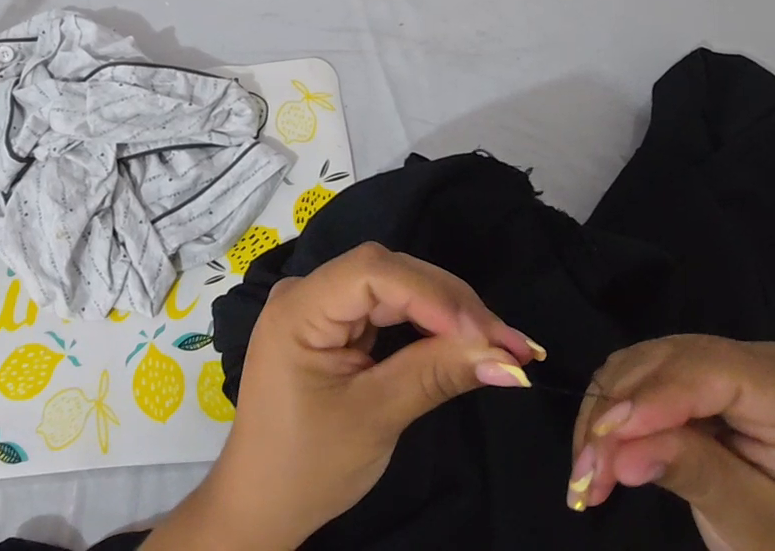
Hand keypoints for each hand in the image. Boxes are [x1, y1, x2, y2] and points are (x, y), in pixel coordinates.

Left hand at [144, 243, 539, 550]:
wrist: (263, 502)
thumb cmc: (308, 465)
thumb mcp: (375, 418)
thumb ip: (436, 374)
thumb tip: (508, 357)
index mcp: (298, 307)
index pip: (373, 271)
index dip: (433, 292)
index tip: (487, 334)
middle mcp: (306, 293)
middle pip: (387, 273)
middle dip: (450, 303)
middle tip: (511, 343)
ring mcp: (320, 307)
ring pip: (393, 288)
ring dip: (446, 312)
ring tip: (498, 344)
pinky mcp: (335, 326)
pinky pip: (387, 310)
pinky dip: (427, 325)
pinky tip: (463, 341)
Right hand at [569, 335, 774, 550]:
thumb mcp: (758, 525)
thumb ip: (696, 476)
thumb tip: (618, 453)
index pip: (717, 372)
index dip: (656, 395)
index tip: (607, 435)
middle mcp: (767, 364)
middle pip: (673, 361)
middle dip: (620, 410)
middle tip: (585, 469)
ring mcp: (734, 364)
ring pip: (648, 363)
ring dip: (608, 411)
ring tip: (586, 469)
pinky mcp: (704, 376)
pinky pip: (645, 376)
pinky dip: (615, 411)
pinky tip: (599, 449)